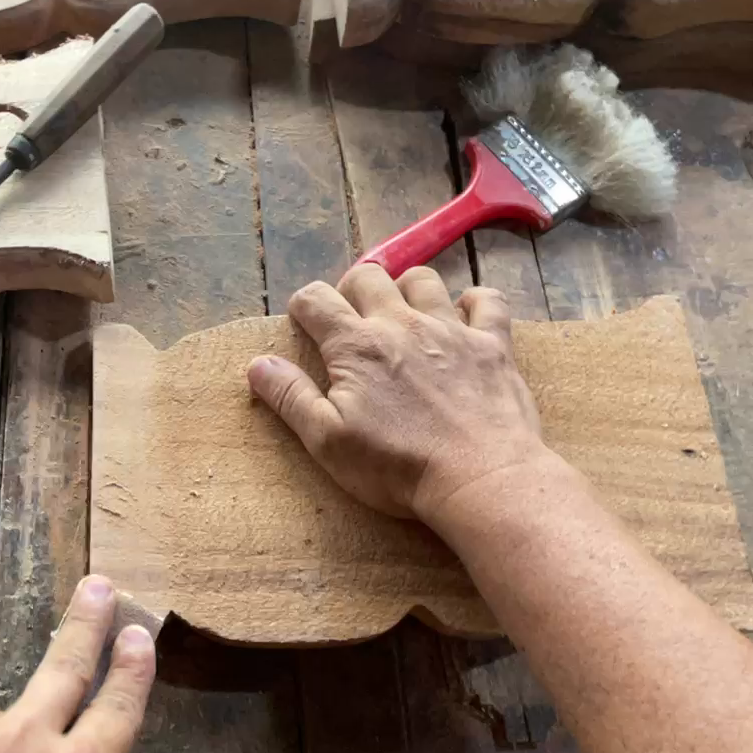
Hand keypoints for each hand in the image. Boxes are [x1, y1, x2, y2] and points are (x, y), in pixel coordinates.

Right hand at [247, 263, 550, 521]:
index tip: (303, 323)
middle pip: (369, 276)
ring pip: (423, 279)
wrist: (479, 477)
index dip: (304, 306)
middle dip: (352, 289)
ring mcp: (451, 329)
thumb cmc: (395, 466)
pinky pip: (486, 301)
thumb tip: (258, 364)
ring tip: (403, 316)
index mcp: (355, 346)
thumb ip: (290, 397)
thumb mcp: (327, 441)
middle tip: (352, 321)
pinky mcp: (493, 344)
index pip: (316, 299)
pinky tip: (464, 319)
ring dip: (406, 289)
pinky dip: (473, 302)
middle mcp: (401, 324)